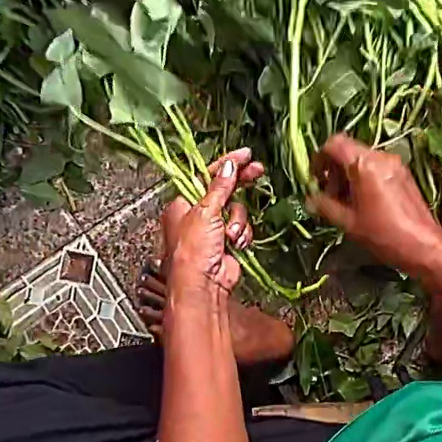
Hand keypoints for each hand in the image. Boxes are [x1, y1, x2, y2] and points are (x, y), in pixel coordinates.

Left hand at [161, 149, 264, 297]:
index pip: (206, 175)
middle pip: (224, 190)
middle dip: (240, 185)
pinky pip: (242, 228)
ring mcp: (213, 229)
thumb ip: (219, 187)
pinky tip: (236, 244)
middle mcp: (197, 214)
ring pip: (237, 210)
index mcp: (183, 203)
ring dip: (238, 221)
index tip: (245, 155)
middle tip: (258, 172)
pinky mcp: (227, 242)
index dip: (226, 164)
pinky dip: (242, 234)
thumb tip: (229, 166)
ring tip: (231, 234)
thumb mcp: (205, 212)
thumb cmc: (193, 251)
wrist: (203, 285)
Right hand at [307, 135, 441, 275]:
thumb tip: (309, 199)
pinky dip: (364, 176)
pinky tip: (363, 200)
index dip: (319, 159)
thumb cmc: (384, 235)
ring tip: (345, 200)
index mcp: (364, 165)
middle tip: (330, 194)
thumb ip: (325, 206)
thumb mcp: (348, 223)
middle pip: (348, 149)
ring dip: (348, 173)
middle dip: (334, 169)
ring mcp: (394, 164)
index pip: (334, 144)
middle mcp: (380, 157)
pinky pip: (377, 166)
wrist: (423, 245)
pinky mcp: (403, 173)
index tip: (315, 179)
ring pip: (362, 158)